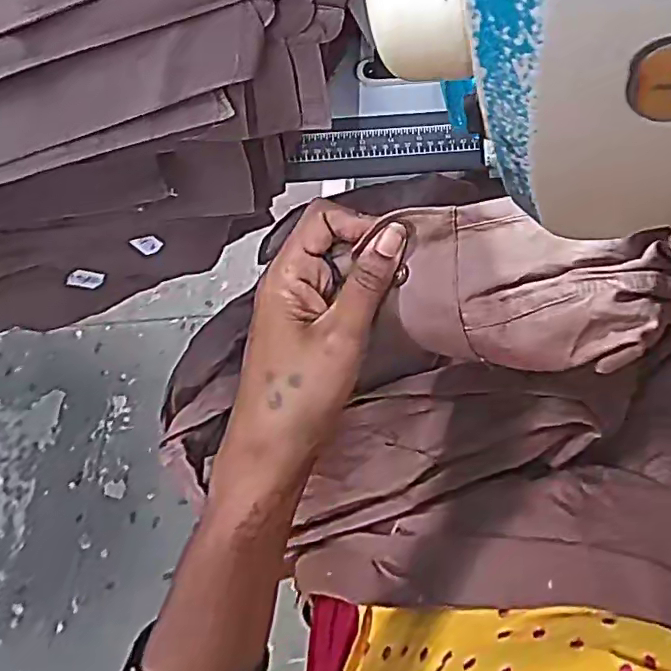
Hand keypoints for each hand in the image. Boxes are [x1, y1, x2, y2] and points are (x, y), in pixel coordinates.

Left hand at [214, 199, 408, 498]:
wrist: (273, 452)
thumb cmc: (295, 400)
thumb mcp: (343, 333)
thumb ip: (369, 279)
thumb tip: (392, 236)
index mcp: (285, 276)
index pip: (322, 218)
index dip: (360, 224)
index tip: (392, 244)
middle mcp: (289, 283)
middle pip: (333, 237)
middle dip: (369, 249)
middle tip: (397, 273)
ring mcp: (299, 303)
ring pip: (340, 266)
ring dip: (369, 274)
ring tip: (388, 297)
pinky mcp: (311, 324)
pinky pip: (340, 292)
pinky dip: (363, 296)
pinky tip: (376, 313)